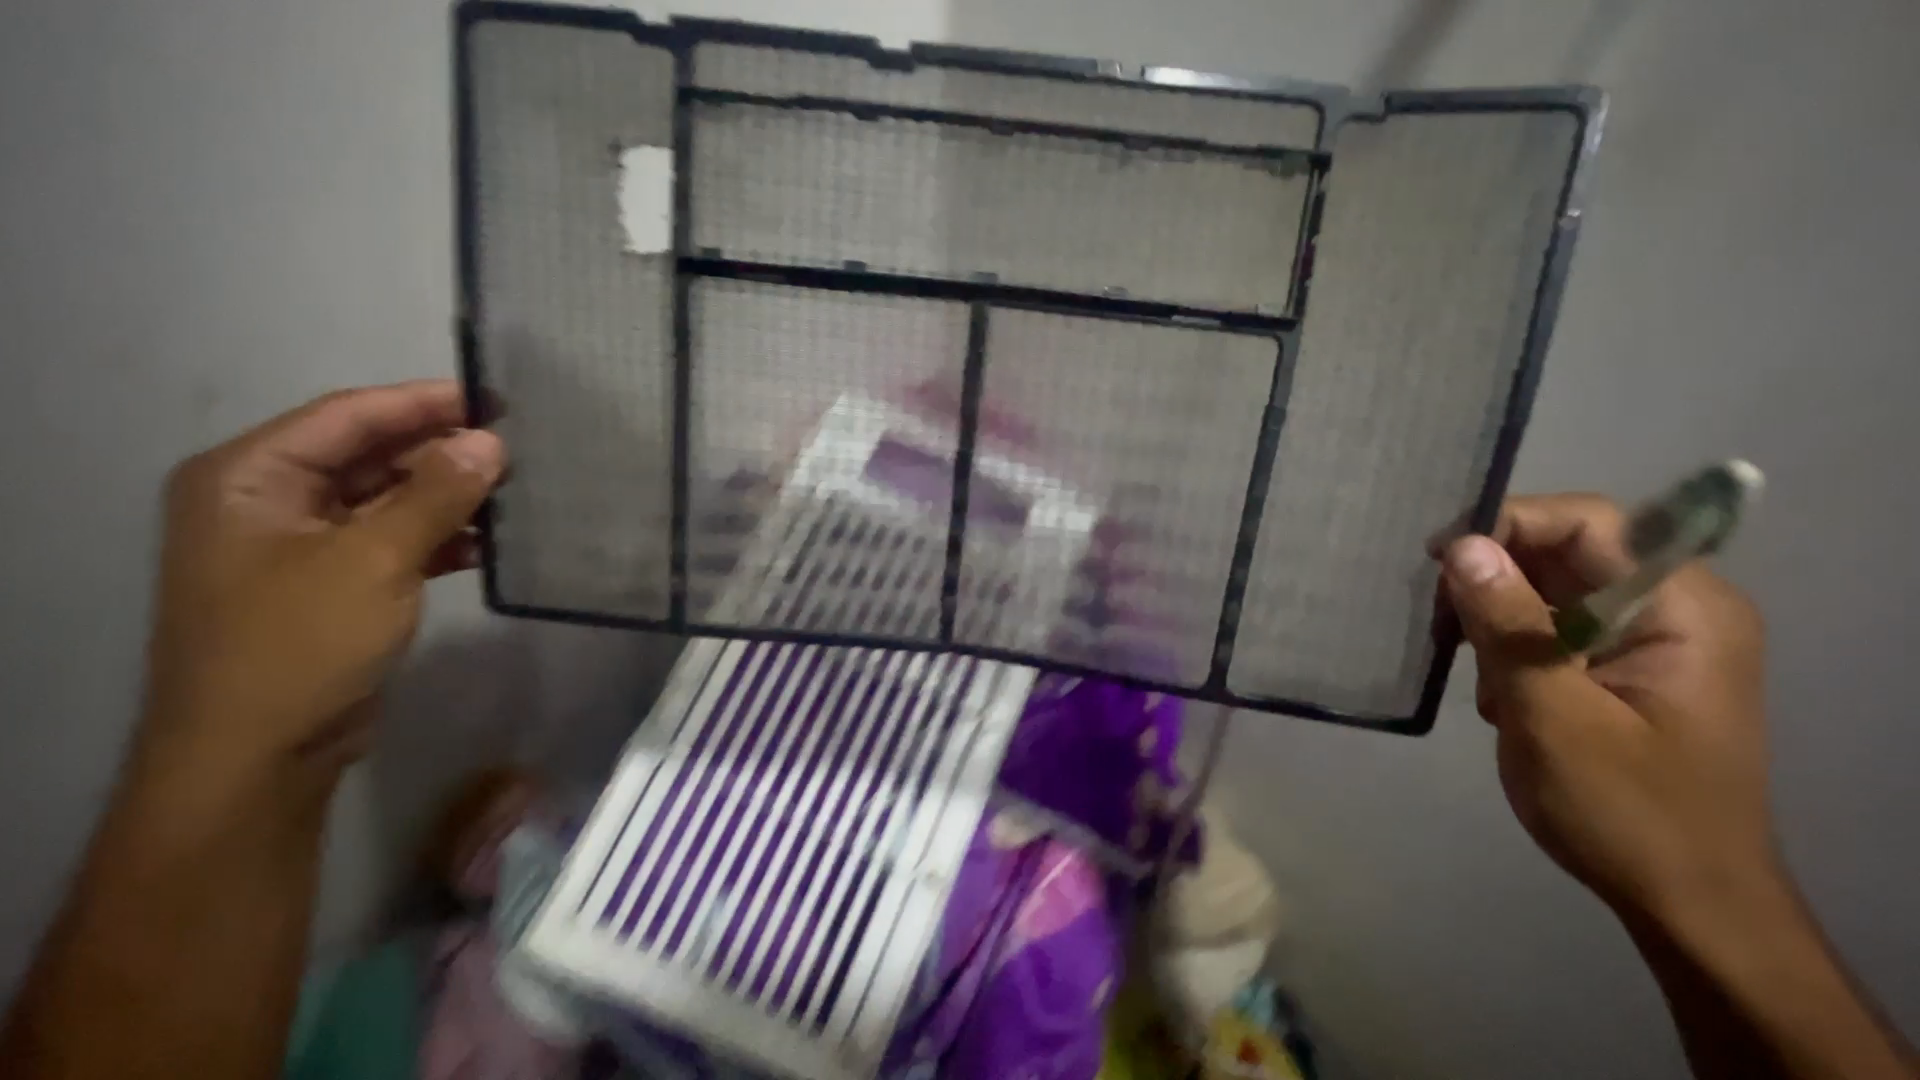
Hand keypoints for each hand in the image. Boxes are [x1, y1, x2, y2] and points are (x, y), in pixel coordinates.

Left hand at [140, 380, 504, 786]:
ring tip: (512, 493)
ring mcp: (298, 547)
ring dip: (445, 498)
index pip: (348, 415)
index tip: (496, 398)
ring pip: (384, 500)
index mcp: (249, 476)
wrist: (259, 756)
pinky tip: (486, 544)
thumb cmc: (300, 643)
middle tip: (516, 448)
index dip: (424, 403)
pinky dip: (436, 540)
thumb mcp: (373, 559)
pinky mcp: (331, 586)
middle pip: (367, 455)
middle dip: (440, 452)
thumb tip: (491, 441)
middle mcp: (267, 501)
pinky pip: (390, 542)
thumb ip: (435, 494)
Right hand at [1436, 495, 1776, 928]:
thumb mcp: (1553, 714)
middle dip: (1497, 584)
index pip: (1589, 522)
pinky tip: (1500, 699)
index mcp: (1684, 607)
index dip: (1508, 525)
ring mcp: (1653, 641)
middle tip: (1444, 627)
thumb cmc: (1627, 811)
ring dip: (1501, 625)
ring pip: (1552, 593)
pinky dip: (1515, 652)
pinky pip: (1557, 630)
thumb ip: (1507, 625)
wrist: (1687, 905)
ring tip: (1480, 680)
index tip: (1438, 560)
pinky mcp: (1627, 671)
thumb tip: (1461, 546)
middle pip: (1567, 553)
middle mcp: (1676, 609)